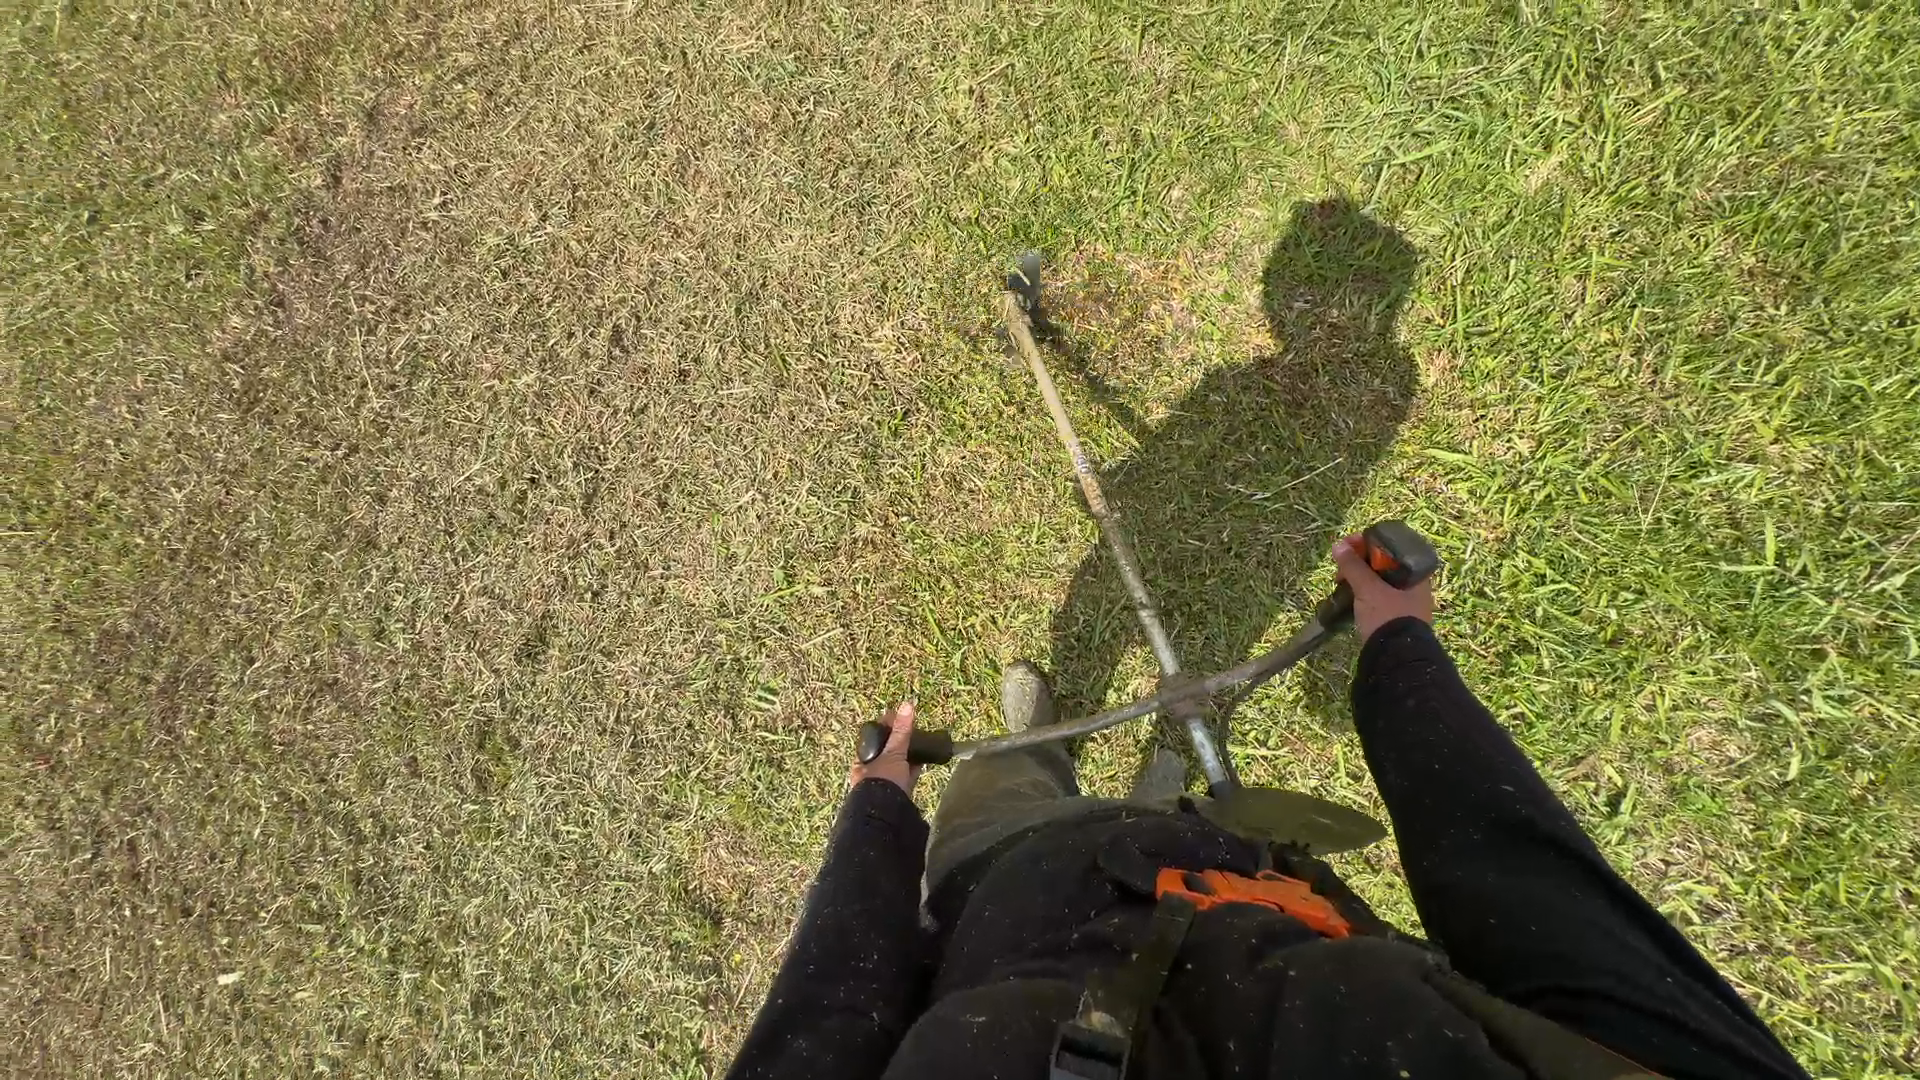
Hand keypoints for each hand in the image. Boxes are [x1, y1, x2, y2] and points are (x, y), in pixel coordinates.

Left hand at [848, 701, 920, 795]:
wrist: (888, 816)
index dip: (886, 725)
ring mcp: (884, 782)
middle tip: (913, 728)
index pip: (874, 736)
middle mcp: (871, 770)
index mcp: (862, 760)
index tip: (900, 716)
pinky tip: (923, 760)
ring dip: (907, 754)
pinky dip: (914, 767)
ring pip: (897, 762)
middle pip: (886, 749)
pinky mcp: (897, 792)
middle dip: (899, 740)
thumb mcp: (893, 753)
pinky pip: (906, 775)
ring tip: (920, 742)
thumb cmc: (883, 781)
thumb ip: (901, 731)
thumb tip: (907, 704)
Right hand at [1332, 533, 1434, 640]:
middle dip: (1357, 561)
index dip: (1367, 542)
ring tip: (1340, 583)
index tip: (1346, 545)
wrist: (1396, 656)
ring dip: (1356, 576)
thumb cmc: (1387, 616)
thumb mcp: (1368, 589)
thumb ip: (1353, 566)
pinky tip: (1347, 595)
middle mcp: (1412, 583)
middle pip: (1382, 562)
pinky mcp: (1392, 613)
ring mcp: (1403, 599)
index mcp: (1415, 572)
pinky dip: (1360, 591)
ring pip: (1376, 578)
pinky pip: (1374, 593)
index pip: (1390, 546)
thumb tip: (1338, 545)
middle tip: (1340, 568)